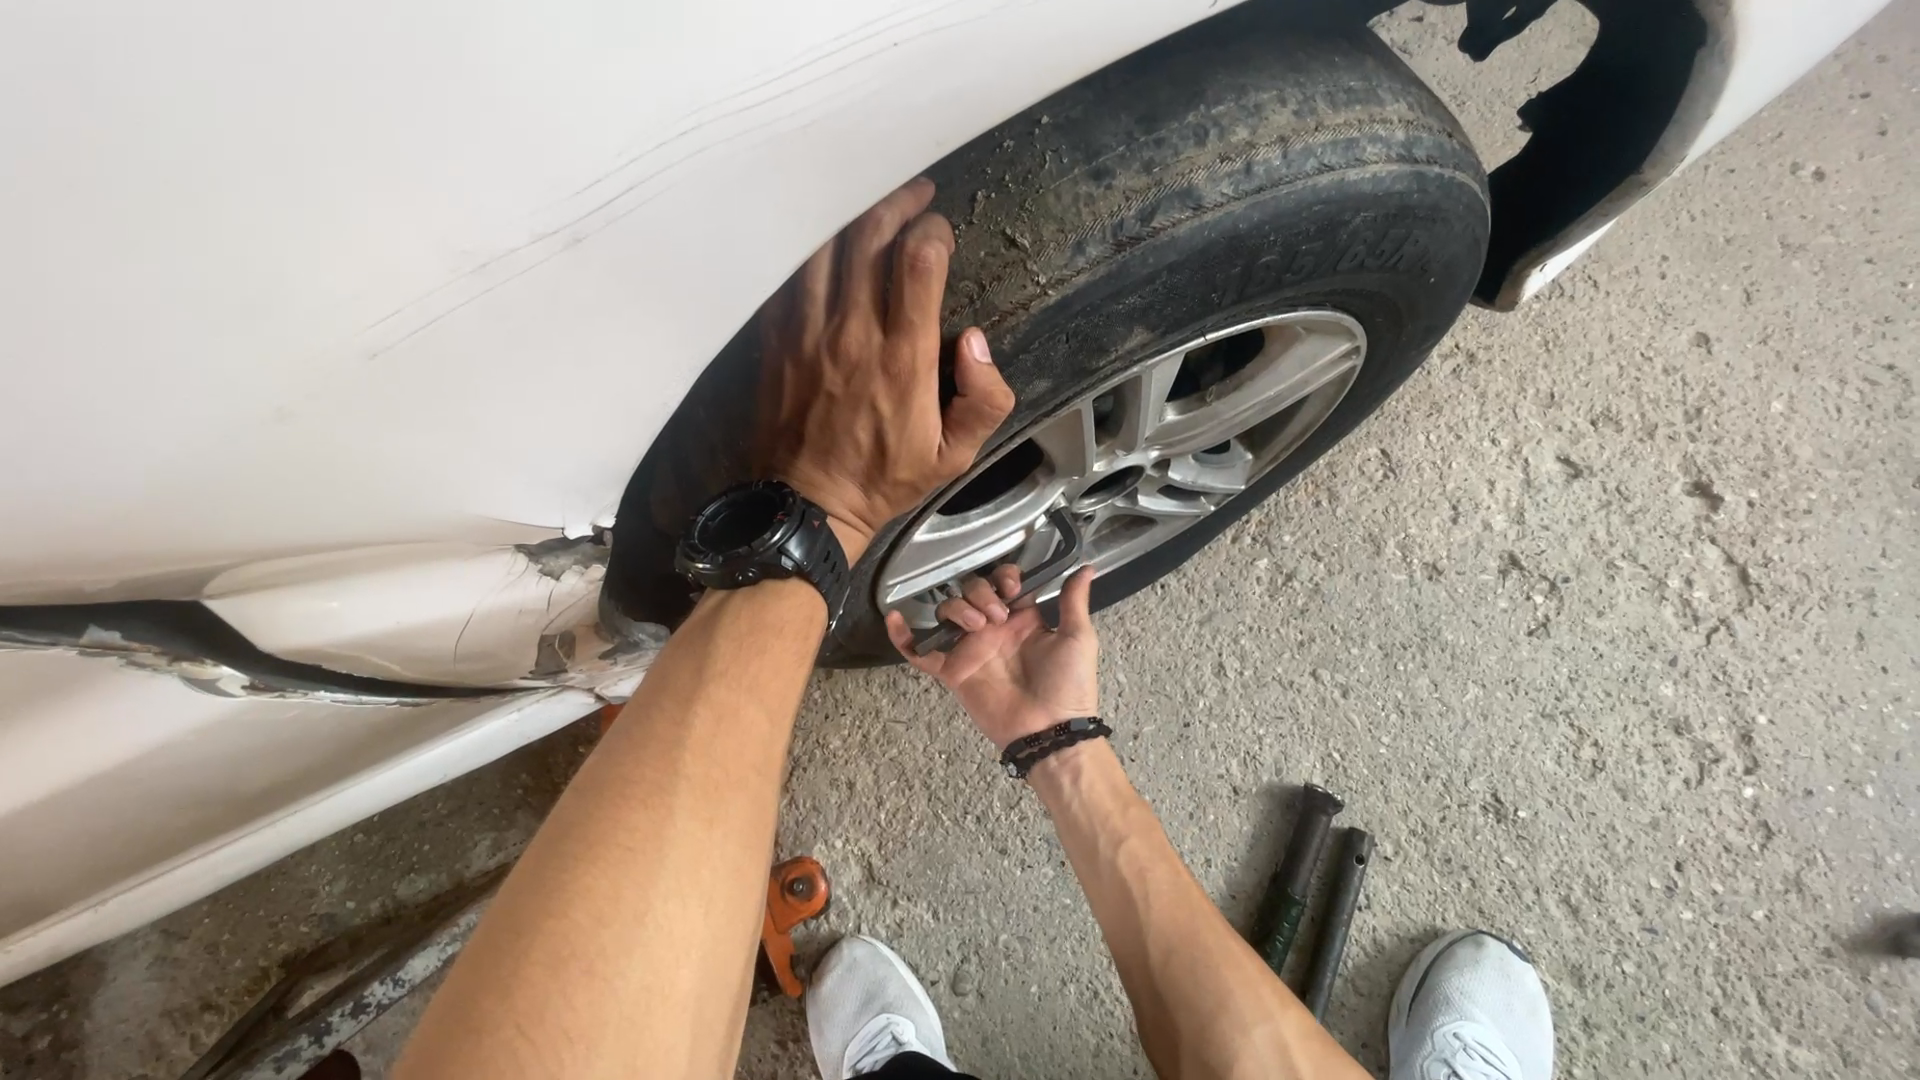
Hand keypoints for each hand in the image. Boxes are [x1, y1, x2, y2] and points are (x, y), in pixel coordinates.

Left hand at [757, 179, 1015, 561]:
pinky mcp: (778, 340)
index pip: (919, 263)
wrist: (808, 504)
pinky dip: (808, 247)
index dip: (934, 232)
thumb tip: (978, 341)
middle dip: (897, 203)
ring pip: (825, 246)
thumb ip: (984, 399)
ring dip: (852, 214)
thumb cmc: (883, 480)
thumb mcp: (955, 457)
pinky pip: (788, 274)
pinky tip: (824, 238)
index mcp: (903, 359)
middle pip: (870, 237)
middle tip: (914, 194)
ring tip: (871, 202)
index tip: (941, 235)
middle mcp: (853, 334)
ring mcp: (808, 333)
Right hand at [885, 564, 1098, 749]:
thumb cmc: (1069, 685)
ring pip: (947, 612)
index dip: (1003, 577)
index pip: (1003, 583)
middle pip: (971, 591)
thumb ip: (1074, 601)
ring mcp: (970, 649)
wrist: (1050, 730)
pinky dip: (903, 636)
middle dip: (980, 593)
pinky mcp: (953, 671)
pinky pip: (919, 652)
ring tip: (976, 626)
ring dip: (957, 608)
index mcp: (1023, 618)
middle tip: (996, 616)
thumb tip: (1086, 566)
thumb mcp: (1078, 637)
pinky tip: (895, 617)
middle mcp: (994, 629)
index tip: (1011, 587)